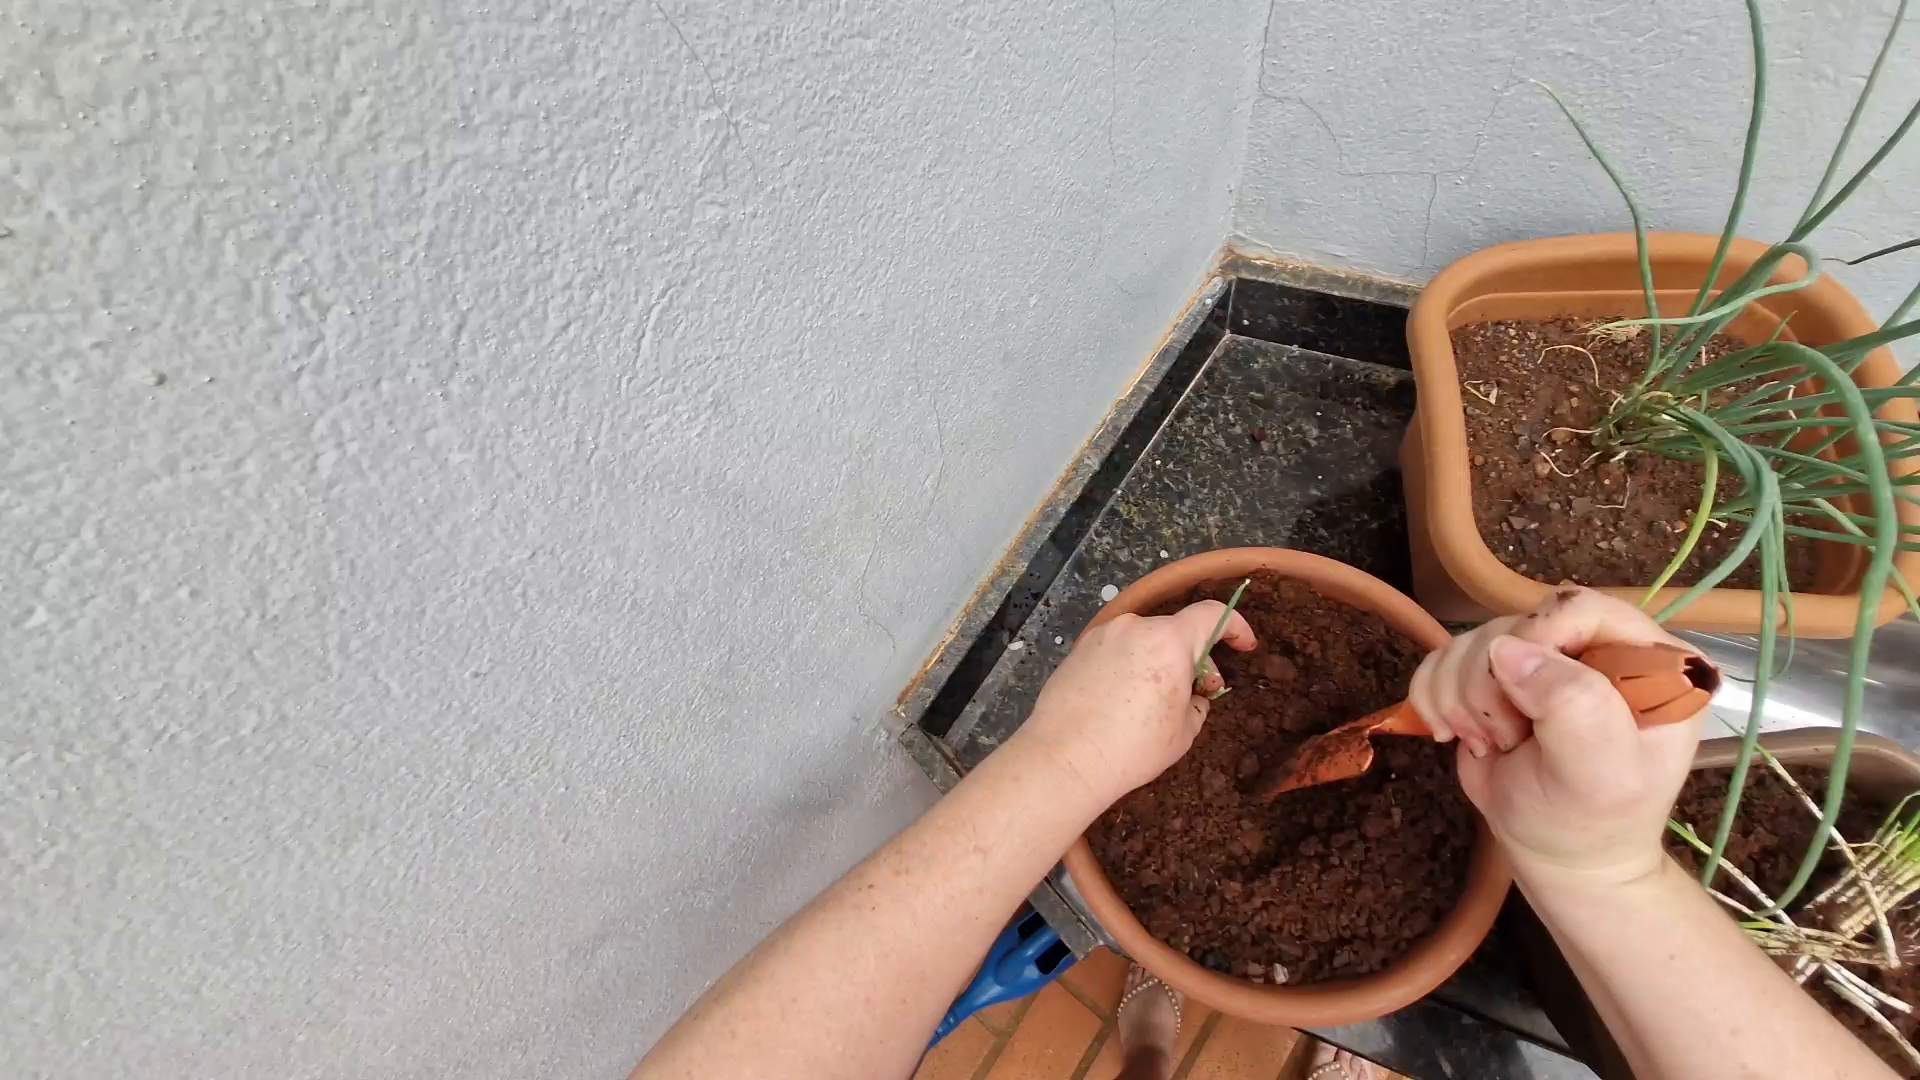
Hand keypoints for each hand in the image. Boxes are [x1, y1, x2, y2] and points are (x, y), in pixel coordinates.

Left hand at [1016, 601, 1256, 805]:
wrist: (1066, 756)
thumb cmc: (1132, 746)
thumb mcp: (1184, 730)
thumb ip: (1197, 699)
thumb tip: (1193, 690)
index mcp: (1168, 640)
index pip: (1211, 615)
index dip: (1235, 627)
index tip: (1243, 645)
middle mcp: (1134, 627)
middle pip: (1176, 630)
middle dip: (1194, 656)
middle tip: (1198, 691)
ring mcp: (1103, 634)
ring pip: (1144, 638)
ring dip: (1159, 659)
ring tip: (1156, 699)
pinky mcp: (1080, 647)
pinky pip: (1117, 648)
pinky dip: (1131, 663)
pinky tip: (1124, 697)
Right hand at [1407, 588, 1706, 887]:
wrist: (1551, 849)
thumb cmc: (1591, 818)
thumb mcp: (1599, 773)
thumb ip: (1573, 707)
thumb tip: (1508, 652)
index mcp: (1644, 663)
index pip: (1582, 608)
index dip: (1540, 639)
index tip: (1523, 695)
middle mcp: (1586, 651)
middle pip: (1510, 626)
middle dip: (1487, 685)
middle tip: (1506, 737)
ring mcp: (1532, 662)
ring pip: (1465, 643)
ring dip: (1457, 698)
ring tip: (1487, 742)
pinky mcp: (1484, 676)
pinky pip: (1436, 660)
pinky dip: (1431, 698)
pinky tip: (1454, 733)